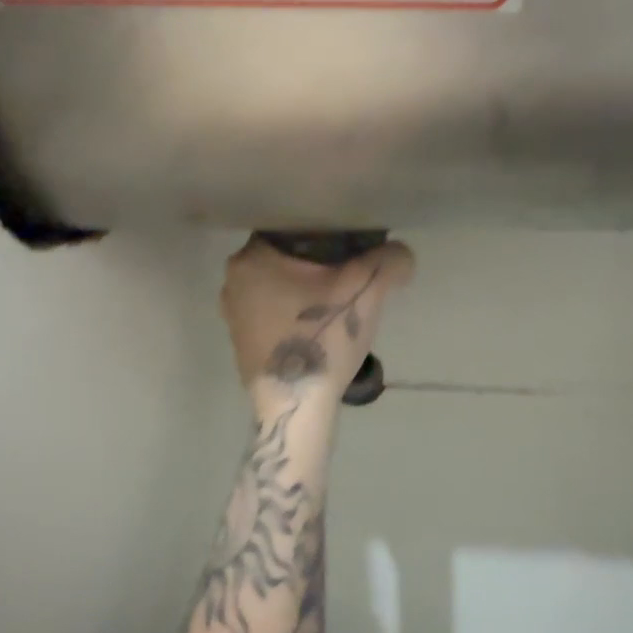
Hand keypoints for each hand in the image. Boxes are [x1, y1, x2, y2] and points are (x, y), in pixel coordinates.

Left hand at [219, 236, 414, 415]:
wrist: (295, 405)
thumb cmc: (322, 337)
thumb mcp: (367, 290)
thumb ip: (389, 261)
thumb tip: (399, 255)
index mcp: (252, 256)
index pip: (292, 227)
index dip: (326, 234)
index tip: (350, 249)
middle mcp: (233, 279)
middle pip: (285, 258)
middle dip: (316, 264)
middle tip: (349, 277)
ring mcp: (233, 313)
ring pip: (277, 286)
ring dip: (305, 291)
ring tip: (337, 304)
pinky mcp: (240, 341)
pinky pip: (271, 314)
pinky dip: (293, 315)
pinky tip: (318, 329)